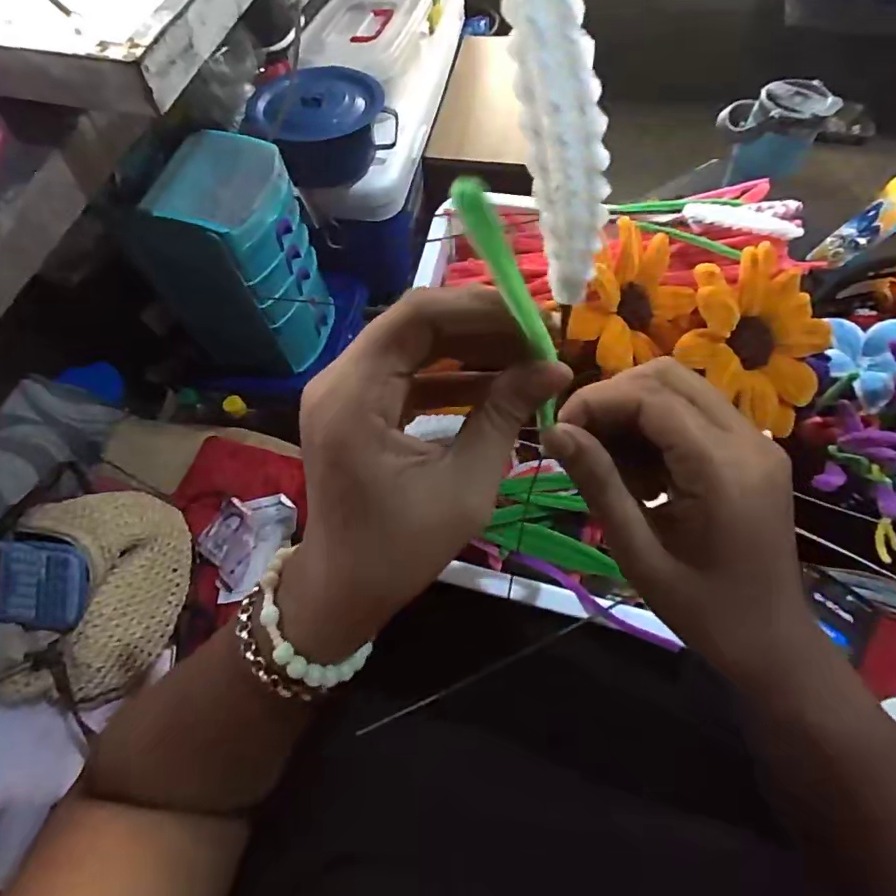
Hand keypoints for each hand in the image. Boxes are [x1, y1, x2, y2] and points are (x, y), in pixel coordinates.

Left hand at [284, 287, 571, 659]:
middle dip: (482, 324)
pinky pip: (410, 373)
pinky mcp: (357, 405)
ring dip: (472, 346)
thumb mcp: (465, 485)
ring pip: (416, 344)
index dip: (479, 307)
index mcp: (353, 396)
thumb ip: (505, 416)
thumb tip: (555, 367)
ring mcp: (345, 389)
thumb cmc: (400, 549)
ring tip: (529, 355)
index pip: (417, 316)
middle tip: (540, 336)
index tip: (534, 318)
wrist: (344, 589)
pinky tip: (499, 381)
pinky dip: (453, 373)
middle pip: (416, 323)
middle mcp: (340, 379)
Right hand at [540, 359, 814, 682]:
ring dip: (635, 409)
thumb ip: (599, 485)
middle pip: (669, 376)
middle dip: (614, 397)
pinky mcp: (756, 449)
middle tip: (580, 438)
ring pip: (682, 388)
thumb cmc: (704, 613)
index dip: (597, 401)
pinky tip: (642, 470)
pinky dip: (658, 424)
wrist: (774, 644)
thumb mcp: (639, 555)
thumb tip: (555, 431)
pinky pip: (697, 411)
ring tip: (609, 460)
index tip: (558, 429)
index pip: (652, 398)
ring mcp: (758, 441)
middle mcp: (748, 440)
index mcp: (723, 469)